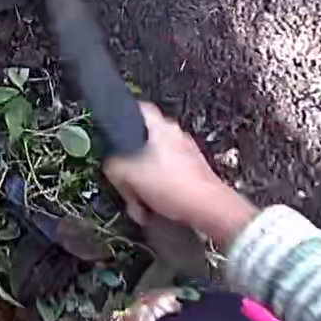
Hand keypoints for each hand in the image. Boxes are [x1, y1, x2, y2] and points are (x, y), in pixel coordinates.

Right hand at [104, 103, 257, 248]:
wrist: (210, 211)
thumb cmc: (174, 186)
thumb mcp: (128, 174)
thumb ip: (113, 165)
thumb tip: (110, 165)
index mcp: (162, 128)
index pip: (139, 108)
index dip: (123, 114)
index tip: (114, 127)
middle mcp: (176, 137)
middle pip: (142, 143)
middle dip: (130, 165)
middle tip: (124, 179)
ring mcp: (187, 155)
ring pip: (153, 164)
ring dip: (142, 183)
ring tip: (139, 203)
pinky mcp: (193, 174)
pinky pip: (166, 179)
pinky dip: (157, 192)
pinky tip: (152, 209)